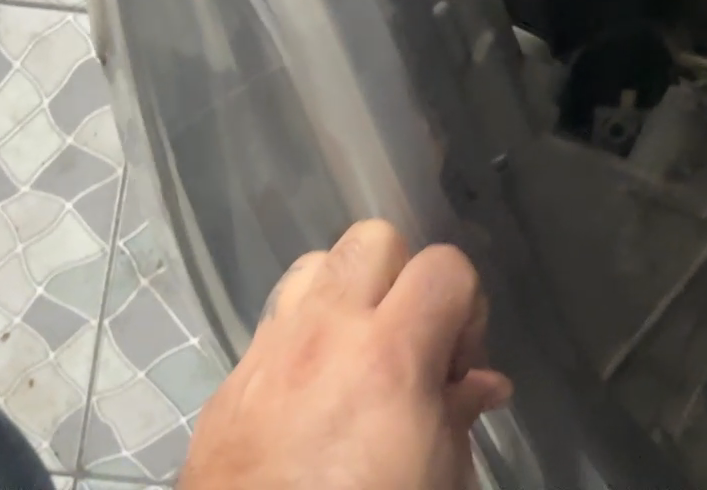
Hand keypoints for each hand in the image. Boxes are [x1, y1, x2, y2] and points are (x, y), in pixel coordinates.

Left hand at [179, 220, 513, 489]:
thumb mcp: (442, 472)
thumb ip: (462, 409)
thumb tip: (481, 386)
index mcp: (390, 354)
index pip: (446, 264)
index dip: (466, 303)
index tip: (458, 362)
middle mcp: (324, 337)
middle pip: (373, 239)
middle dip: (403, 277)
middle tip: (410, 337)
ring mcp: (266, 359)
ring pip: (313, 266)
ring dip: (345, 294)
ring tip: (358, 349)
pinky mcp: (225, 391)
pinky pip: (273, 326)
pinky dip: (303, 342)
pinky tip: (314, 394)